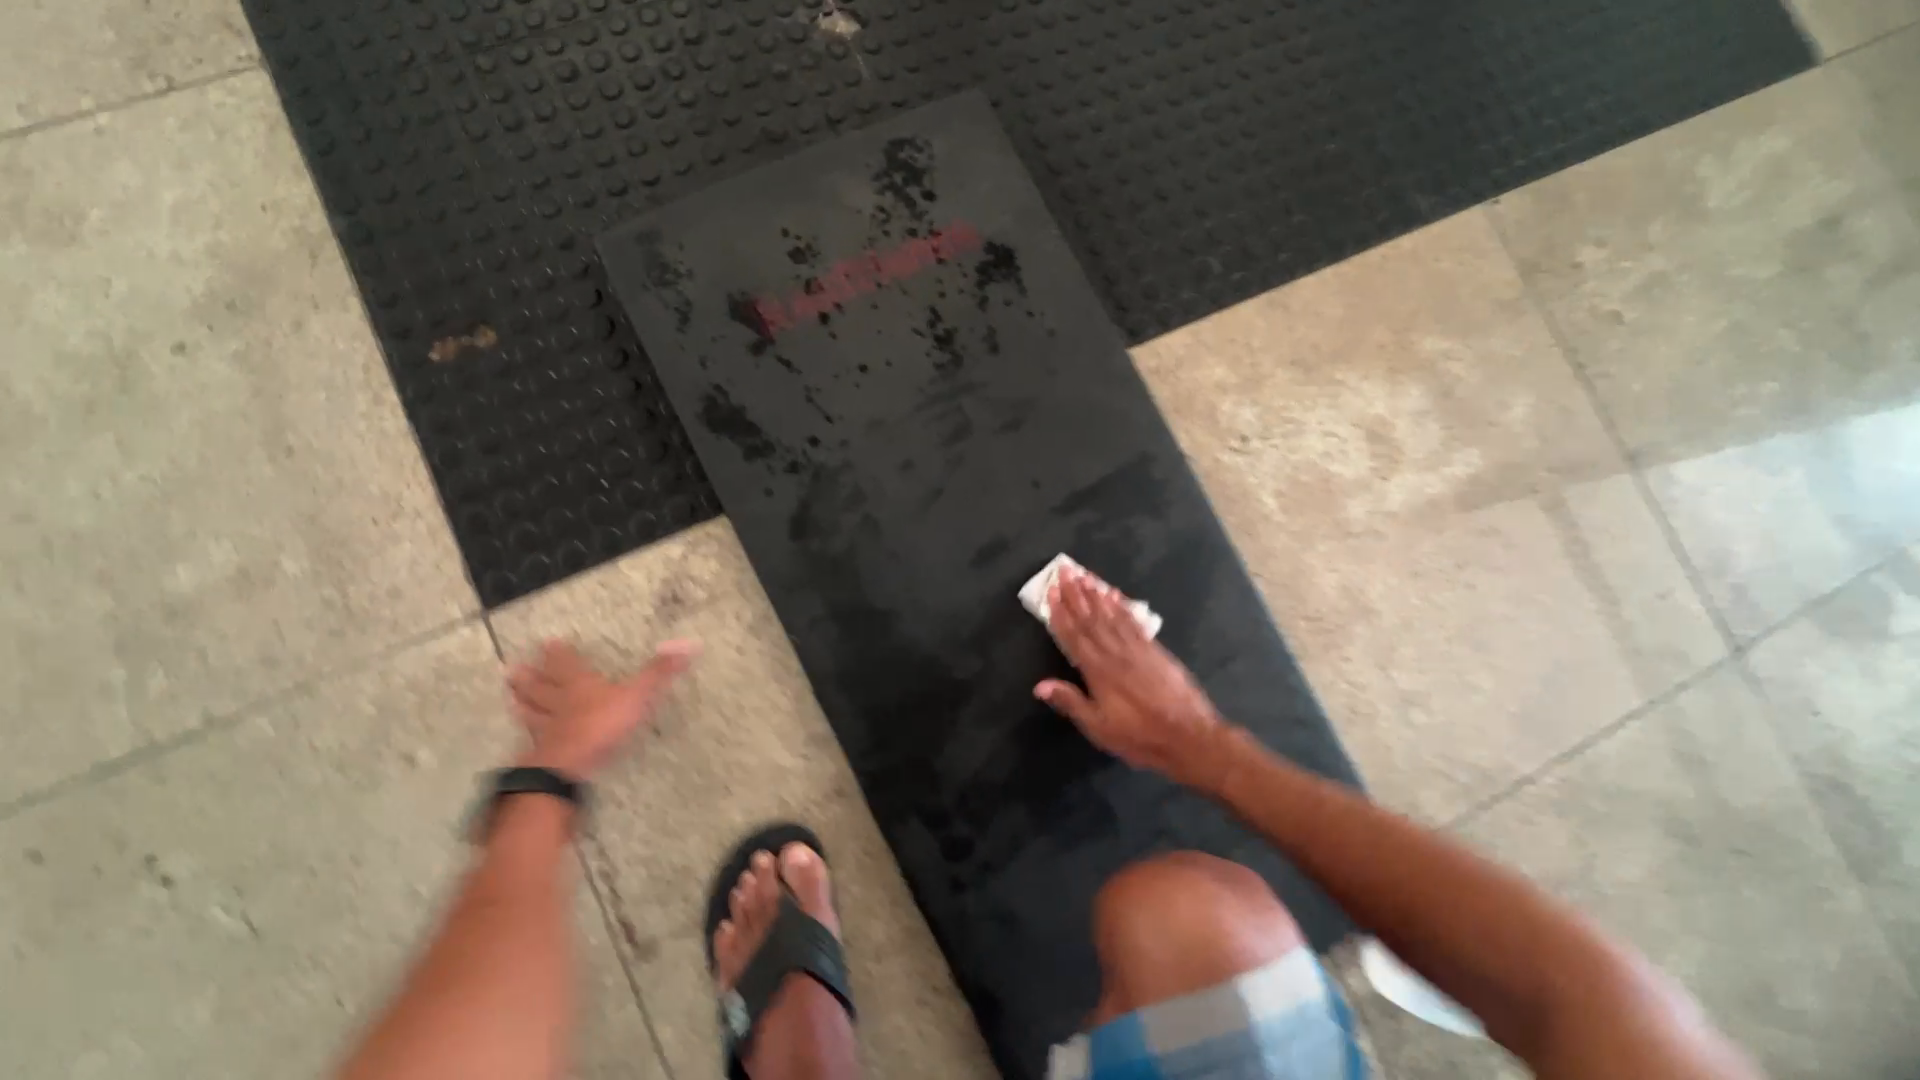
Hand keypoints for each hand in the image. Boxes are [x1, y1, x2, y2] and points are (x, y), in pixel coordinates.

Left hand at [506, 638, 699, 780]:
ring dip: (521, 700)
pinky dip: (525, 736)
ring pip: (531, 710)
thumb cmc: (601, 726)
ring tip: (510, 691)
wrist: (566, 767)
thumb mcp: (637, 696)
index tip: (548, 643)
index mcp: (579, 684)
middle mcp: (558, 702)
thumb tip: (690, 643)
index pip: (566, 664)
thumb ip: (660, 672)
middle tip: (513, 667)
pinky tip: (522, 737)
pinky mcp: (541, 752)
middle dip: (531, 676)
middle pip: (541, 686)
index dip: (558, 654)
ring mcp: (546, 728)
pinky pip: (531, 739)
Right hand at [1034, 566, 1235, 790]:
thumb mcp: (1099, 728)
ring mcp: (1137, 648)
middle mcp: (1115, 653)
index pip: (1074, 636)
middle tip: (1065, 570)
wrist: (1189, 736)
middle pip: (1091, 618)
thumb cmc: (1140, 736)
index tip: (1051, 591)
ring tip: (1084, 575)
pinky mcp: (1155, 650)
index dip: (1061, 613)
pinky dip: (1122, 606)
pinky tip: (1115, 595)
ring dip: (1096, 594)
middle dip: (1076, 594)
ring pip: (1112, 615)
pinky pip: (1133, 621)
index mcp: (1098, 671)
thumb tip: (1039, 685)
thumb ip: (1071, 702)